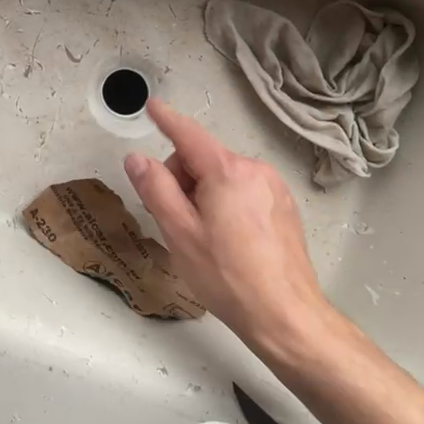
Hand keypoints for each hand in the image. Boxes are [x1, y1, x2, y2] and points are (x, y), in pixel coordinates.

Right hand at [124, 99, 331, 355]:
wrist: (287, 317)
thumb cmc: (228, 276)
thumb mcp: (179, 232)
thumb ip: (155, 188)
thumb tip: (137, 158)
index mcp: (227, 172)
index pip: (188, 135)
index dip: (166, 120)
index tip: (152, 106)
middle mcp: (255, 171)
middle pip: (202, 160)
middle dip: (182, 181)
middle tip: (178, 222)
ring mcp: (274, 189)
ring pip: (222, 177)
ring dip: (203, 195)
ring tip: (203, 237)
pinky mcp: (284, 208)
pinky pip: (242, 192)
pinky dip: (225, 204)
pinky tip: (227, 241)